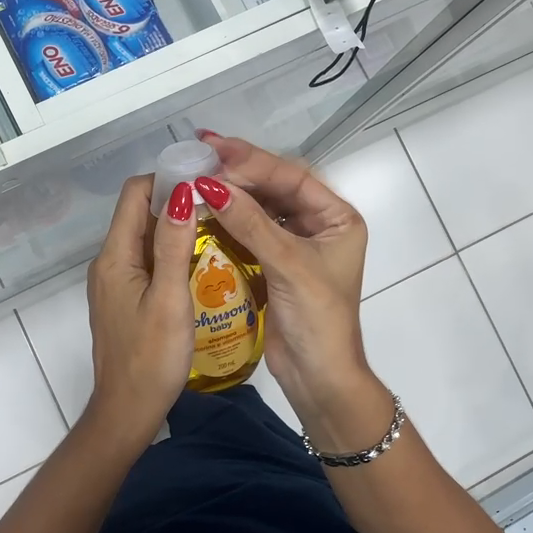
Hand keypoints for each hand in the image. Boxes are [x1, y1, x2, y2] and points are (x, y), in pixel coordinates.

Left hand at [83, 174, 197, 440]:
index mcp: (115, 257)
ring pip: (145, 238)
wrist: (127, 411)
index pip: (134, 193)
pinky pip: (147, 262)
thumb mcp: (170, 299)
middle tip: (220, 204)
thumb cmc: (152, 358)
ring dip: (176, 228)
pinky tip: (201, 263)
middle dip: (176, 202)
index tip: (206, 182)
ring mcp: (116, 283)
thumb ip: (175, 245)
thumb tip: (183, 191)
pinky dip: (171, 253)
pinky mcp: (125, 300)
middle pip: (139, 213)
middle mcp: (109, 263)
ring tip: (218, 228)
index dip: (167, 180)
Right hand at [193, 135, 386, 447]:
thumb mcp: (287, 265)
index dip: (254, 162)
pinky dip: (227, 220)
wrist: (318, 379)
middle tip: (199, 153)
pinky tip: (203, 208)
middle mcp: (318, 225)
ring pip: (260, 207)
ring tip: (195, 174)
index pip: (292, 177)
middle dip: (239, 171)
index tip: (215, 153)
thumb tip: (209, 184)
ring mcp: (295, 244)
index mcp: (337, 218)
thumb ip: (250, 222)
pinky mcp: (274, 264)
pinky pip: (249, 231)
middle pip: (275, 187)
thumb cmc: (317, 320)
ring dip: (230, 193)